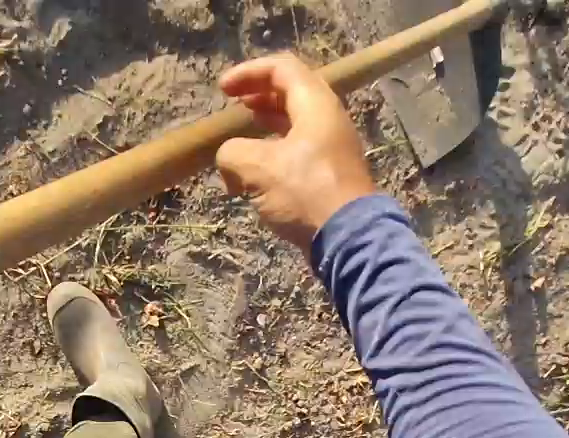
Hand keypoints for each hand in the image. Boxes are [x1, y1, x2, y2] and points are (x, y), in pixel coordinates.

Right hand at [216, 55, 379, 247]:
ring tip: (240, 143)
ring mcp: (330, 150)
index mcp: (315, 105)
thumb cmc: (305, 192)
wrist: (346, 237)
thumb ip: (233, 153)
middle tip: (234, 109)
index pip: (282, 69)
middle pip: (290, 96)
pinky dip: (272, 157)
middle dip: (258, 100)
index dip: (248, 74)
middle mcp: (327, 120)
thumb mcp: (257, 168)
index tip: (222, 90)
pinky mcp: (328, 177)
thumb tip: (227, 158)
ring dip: (264, 131)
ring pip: (293, 128)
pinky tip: (255, 177)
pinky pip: (296, 155)